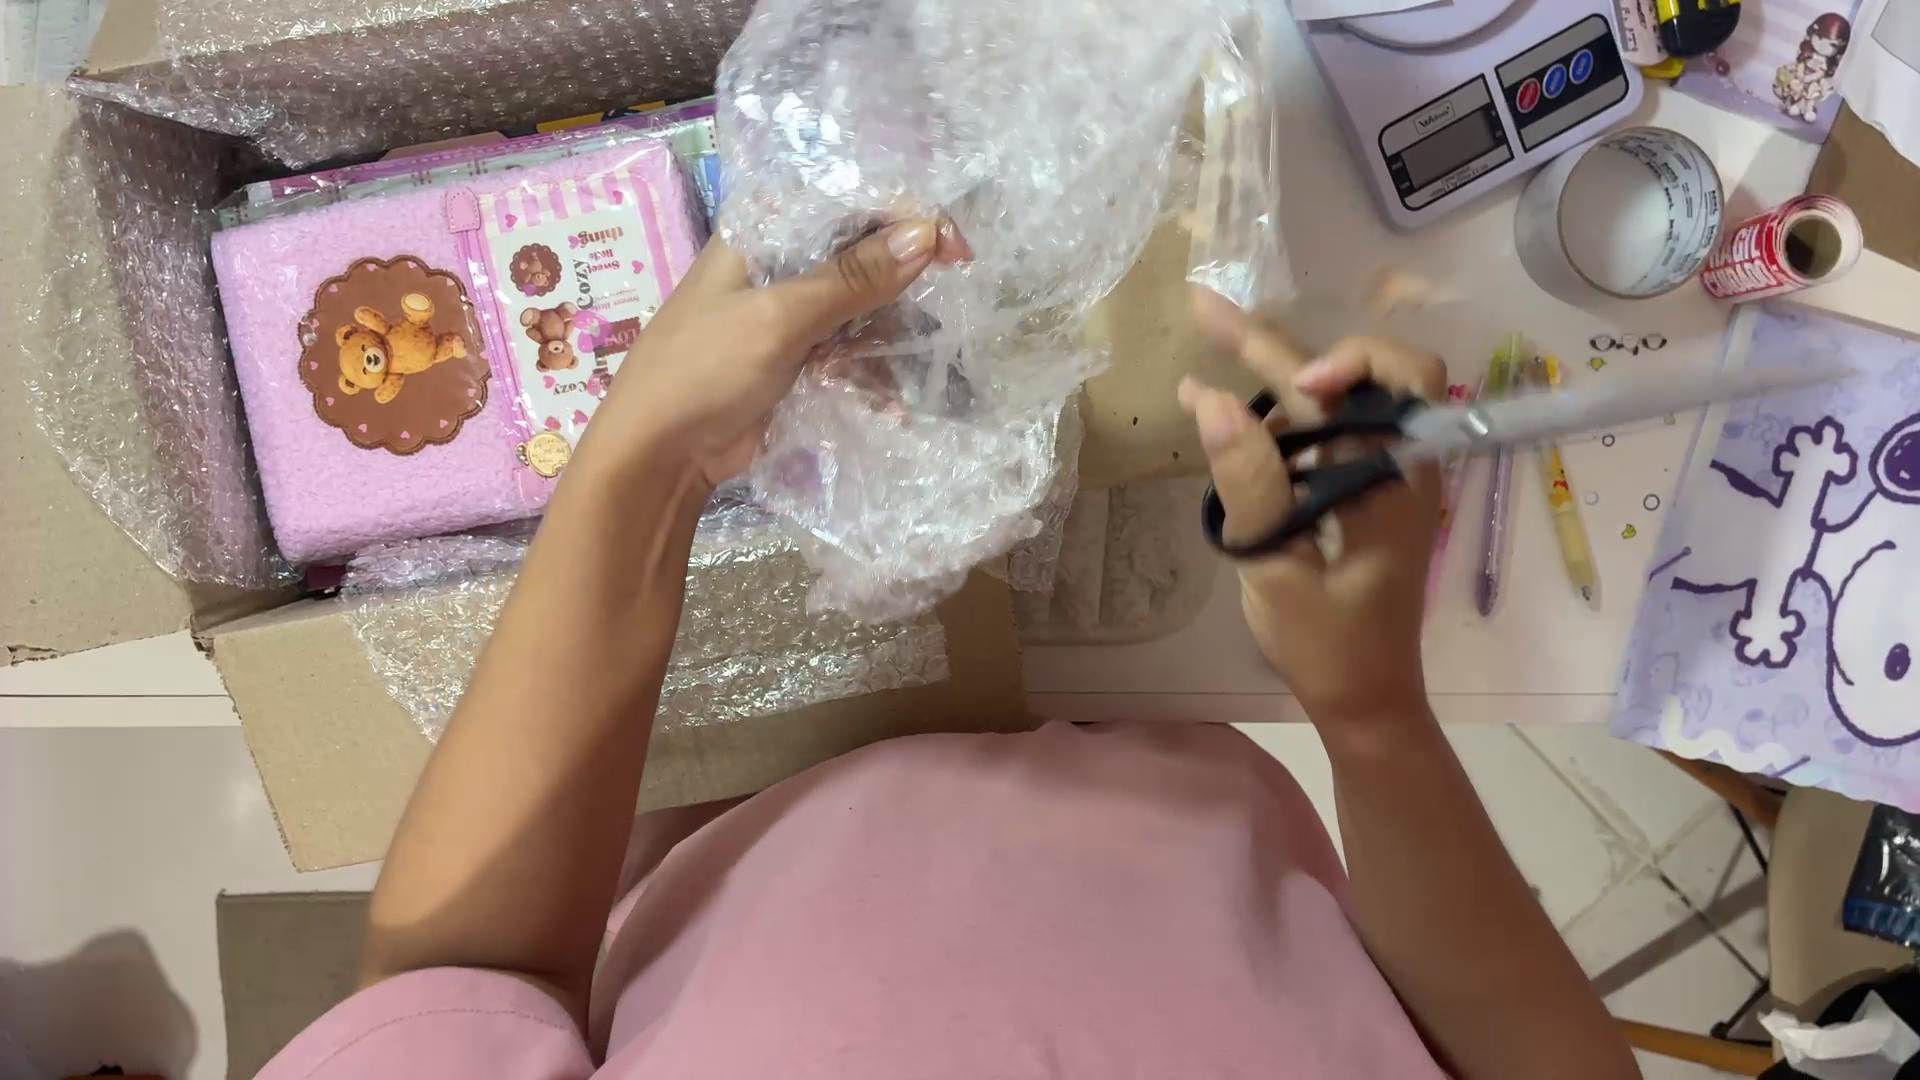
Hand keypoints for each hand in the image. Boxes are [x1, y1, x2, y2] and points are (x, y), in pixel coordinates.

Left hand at [580, 218, 952, 489]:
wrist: (662, 454)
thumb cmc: (705, 371)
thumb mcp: (779, 318)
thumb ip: (851, 278)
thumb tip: (926, 233)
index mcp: (762, 233)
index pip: (846, 203)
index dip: (903, 216)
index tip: (954, 248)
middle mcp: (779, 266)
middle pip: (860, 256)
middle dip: (901, 285)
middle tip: (934, 318)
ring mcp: (790, 316)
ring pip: (862, 309)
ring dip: (888, 338)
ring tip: (898, 373)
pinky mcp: (799, 360)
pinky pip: (852, 352)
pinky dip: (873, 373)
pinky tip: (888, 403)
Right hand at [1180, 287, 1445, 725]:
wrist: (1360, 697)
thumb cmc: (1327, 645)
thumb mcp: (1278, 569)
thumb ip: (1251, 486)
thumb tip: (1210, 402)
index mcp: (1397, 479)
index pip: (1396, 381)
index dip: (1342, 363)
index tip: (1292, 383)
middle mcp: (1391, 465)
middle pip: (1345, 378)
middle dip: (1271, 342)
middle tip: (1202, 308)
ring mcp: (1366, 478)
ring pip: (1323, 400)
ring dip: (1268, 367)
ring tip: (1209, 340)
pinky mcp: (1343, 494)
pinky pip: (1309, 435)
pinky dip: (1268, 413)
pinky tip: (1225, 412)